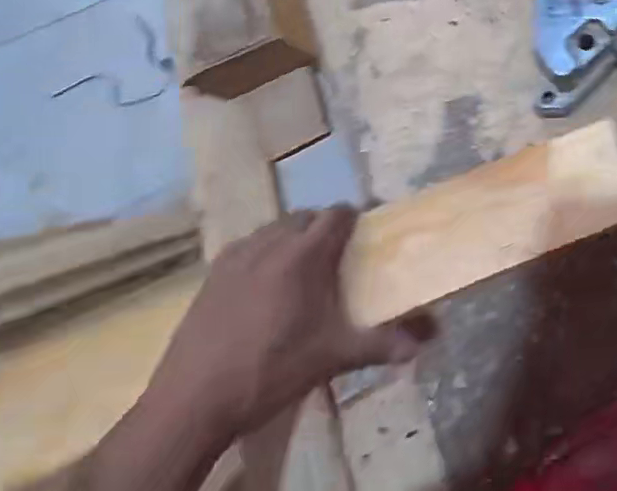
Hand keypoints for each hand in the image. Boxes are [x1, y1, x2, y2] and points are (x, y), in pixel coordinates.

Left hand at [146, 207, 425, 439]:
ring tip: (300, 271)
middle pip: (307, 217)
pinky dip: (263, 252)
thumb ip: (380, 344)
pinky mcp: (212, 273)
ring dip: (293, 237)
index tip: (365, 236)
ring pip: (275, 228)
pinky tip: (262, 286)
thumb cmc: (271, 371)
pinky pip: (248, 245)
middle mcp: (272, 243)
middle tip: (336, 260)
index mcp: (305, 255)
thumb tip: (423, 343)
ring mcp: (237, 255)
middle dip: (324, 229)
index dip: (355, 219)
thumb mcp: (332, 357)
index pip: (338, 214)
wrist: (192, 402)